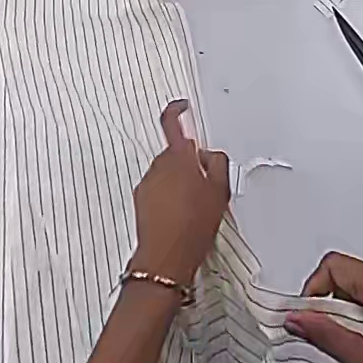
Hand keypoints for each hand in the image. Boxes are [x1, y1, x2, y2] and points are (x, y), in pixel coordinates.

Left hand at [127, 101, 229, 288]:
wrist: (167, 256)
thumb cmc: (193, 225)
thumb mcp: (220, 191)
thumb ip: (216, 163)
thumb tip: (210, 155)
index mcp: (178, 158)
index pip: (171, 122)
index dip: (176, 109)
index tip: (183, 106)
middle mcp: (158, 165)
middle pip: (175, 152)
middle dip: (190, 161)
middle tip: (207, 182)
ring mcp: (147, 182)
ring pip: (167, 171)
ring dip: (180, 180)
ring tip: (196, 205)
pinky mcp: (142, 198)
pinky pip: (158, 187)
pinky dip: (169, 194)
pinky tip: (182, 213)